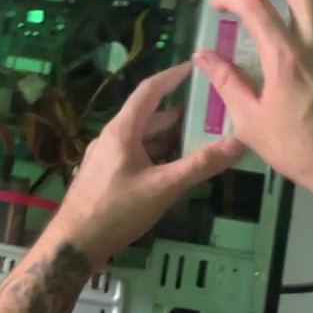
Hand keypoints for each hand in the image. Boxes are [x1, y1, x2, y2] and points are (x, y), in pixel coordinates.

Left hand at [49, 63, 245, 265]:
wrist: (74, 244)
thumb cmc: (116, 210)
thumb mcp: (163, 188)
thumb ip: (200, 165)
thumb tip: (238, 143)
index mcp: (123, 130)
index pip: (149, 90)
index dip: (173, 76)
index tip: (195, 67)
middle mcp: (112, 137)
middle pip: (148, 115)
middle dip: (178, 112)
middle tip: (210, 111)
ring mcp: (106, 156)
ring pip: (142, 137)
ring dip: (169, 135)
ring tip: (200, 137)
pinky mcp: (105, 174)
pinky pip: (135, 154)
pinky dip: (157, 153)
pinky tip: (174, 165)